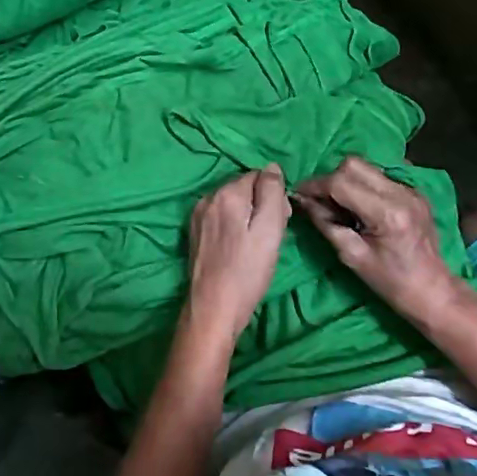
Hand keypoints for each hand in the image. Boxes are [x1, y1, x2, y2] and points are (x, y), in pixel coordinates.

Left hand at [184, 164, 290, 340]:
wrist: (213, 309)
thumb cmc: (248, 271)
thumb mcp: (270, 229)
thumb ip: (272, 192)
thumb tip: (272, 167)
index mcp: (227, 193)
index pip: (260, 176)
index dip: (275, 196)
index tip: (281, 222)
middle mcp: (208, 198)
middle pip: (245, 188)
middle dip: (261, 205)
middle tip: (271, 237)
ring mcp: (198, 216)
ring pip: (234, 203)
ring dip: (249, 216)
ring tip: (256, 245)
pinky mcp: (195, 233)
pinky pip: (222, 217)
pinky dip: (234, 226)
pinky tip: (239, 249)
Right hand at [295, 157, 466, 317]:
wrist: (432, 290)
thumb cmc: (390, 282)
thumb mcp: (352, 257)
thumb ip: (326, 223)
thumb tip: (303, 200)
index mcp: (387, 213)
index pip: (341, 183)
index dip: (315, 185)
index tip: (298, 193)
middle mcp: (401, 193)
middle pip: (354, 164)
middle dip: (331, 178)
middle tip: (320, 200)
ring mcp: (411, 189)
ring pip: (367, 167)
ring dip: (347, 179)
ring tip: (339, 203)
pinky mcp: (415, 191)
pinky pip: (381, 176)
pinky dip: (364, 184)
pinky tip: (361, 205)